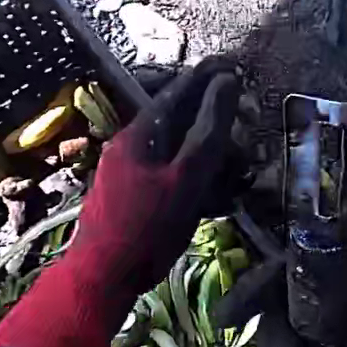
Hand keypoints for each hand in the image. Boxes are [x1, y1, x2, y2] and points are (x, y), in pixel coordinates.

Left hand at [71, 57, 241, 293]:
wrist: (101, 280)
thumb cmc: (146, 228)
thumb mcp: (187, 178)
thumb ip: (208, 130)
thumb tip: (227, 81)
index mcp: (140, 135)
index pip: (178, 93)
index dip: (207, 79)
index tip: (233, 66)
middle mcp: (131, 147)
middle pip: (180, 124)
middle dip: (216, 126)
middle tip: (246, 134)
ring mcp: (129, 173)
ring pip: (177, 152)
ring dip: (209, 158)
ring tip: (238, 172)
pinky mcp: (132, 197)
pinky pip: (170, 177)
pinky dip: (195, 181)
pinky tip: (216, 199)